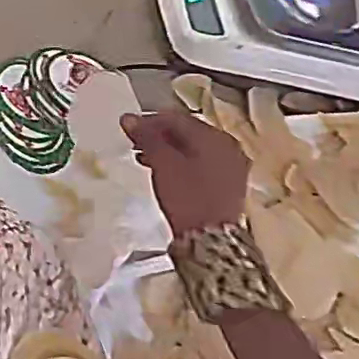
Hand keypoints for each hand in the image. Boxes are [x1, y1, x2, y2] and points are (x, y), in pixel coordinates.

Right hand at [122, 110, 250, 234]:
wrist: (210, 240)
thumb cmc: (187, 197)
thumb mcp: (162, 163)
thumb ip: (146, 137)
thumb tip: (129, 119)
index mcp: (215, 137)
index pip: (177, 118)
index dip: (149, 120)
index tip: (128, 126)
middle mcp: (228, 147)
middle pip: (187, 132)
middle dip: (158, 135)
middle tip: (134, 141)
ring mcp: (231, 166)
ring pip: (193, 148)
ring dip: (167, 149)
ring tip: (143, 156)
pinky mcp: (228, 184)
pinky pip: (201, 163)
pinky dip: (180, 162)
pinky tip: (163, 170)